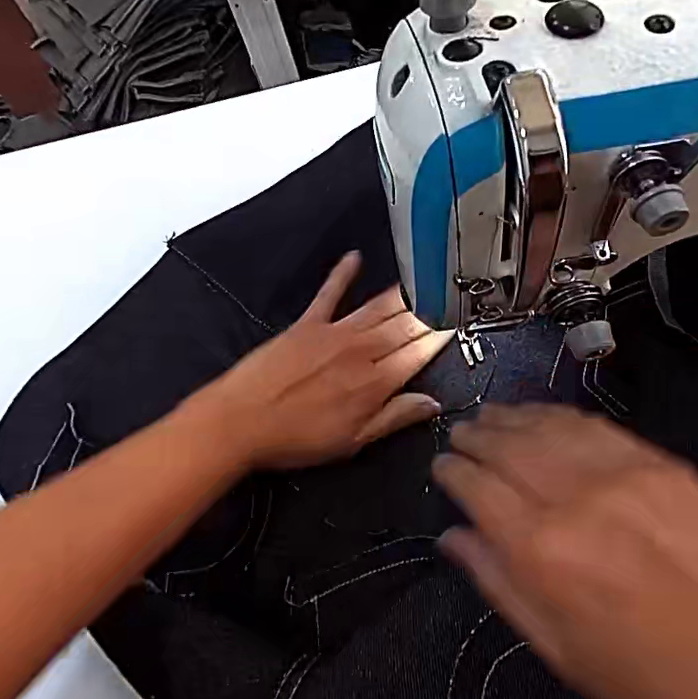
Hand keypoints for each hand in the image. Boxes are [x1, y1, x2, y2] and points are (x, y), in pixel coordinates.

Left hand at [178, 252, 451, 469]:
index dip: (442, 336)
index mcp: (376, 382)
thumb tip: (432, 404)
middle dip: (432, 309)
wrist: (238, 422)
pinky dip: (342, 273)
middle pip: (406, 325)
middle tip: (451, 293)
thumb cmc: (296, 438)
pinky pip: (330, 292)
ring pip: (380, 307)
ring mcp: (335, 332)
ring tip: (426, 276)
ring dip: (405, 292)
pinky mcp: (308, 323)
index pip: (420, 352)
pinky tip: (355, 257)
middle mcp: (362, 350)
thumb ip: (396, 417)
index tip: (458, 323)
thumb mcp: (353, 441)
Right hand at [432, 406, 697, 698]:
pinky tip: (549, 415)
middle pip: (511, 447)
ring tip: (493, 413)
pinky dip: (564, 416)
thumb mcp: (561, 651)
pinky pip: (598, 426)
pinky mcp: (662, 461)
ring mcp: (624, 471)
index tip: (442, 465)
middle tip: (461, 431)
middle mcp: (577, 497)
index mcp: (544, 550)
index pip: (480, 489)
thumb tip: (454, 540)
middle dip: (480, 435)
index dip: (455, 472)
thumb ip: (500, 584)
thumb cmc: (654, 683)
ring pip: (552, 427)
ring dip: (516, 416)